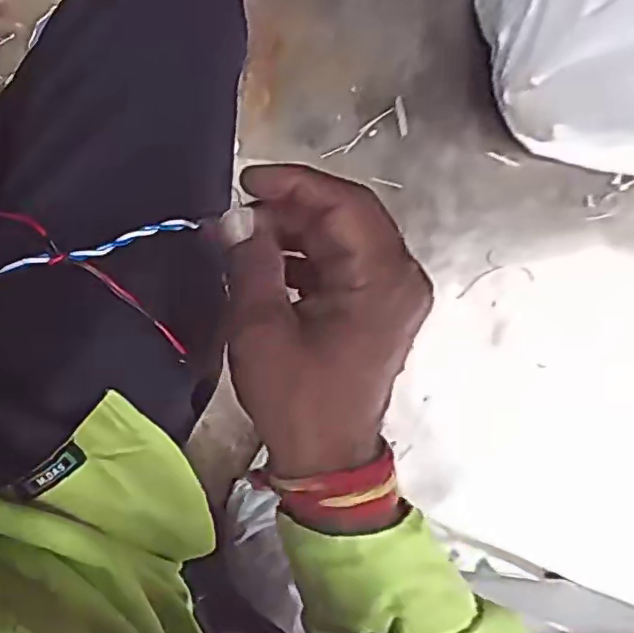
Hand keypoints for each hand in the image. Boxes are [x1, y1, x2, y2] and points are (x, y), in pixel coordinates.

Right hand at [224, 165, 431, 477]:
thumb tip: (236, 219)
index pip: (344, 205)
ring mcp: (388, 294)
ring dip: (293, 231)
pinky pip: (337, 265)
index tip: (247, 181)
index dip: (295, 185)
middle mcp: (397, 277)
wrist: (324, 452)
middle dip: (290, 207)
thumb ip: (252, 265)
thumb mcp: (261, 328)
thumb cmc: (295, 394)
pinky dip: (301, 256)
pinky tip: (263, 263)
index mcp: (381, 278)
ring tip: (244, 236)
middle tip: (238, 212)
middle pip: (347, 218)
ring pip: (341, 240)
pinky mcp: (371, 310)